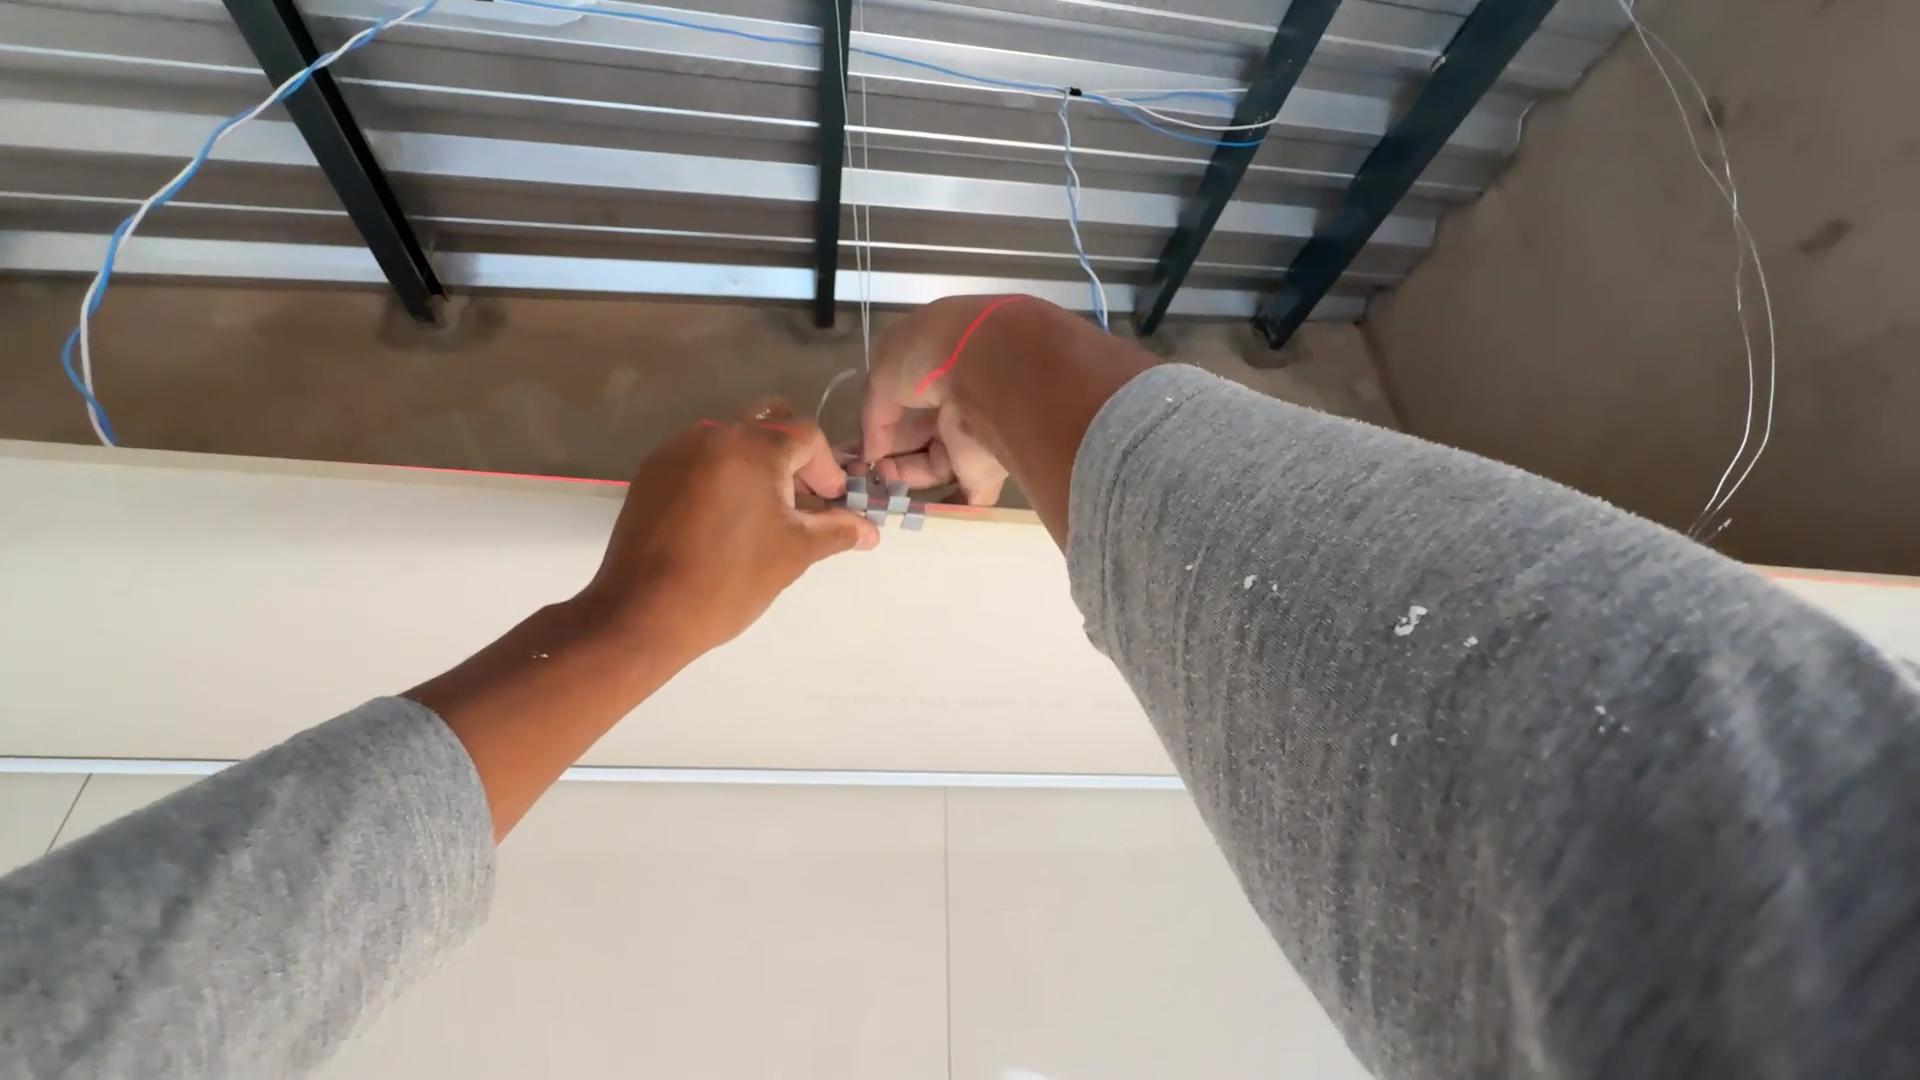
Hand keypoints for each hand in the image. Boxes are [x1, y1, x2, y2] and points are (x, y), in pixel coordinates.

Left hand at [577, 400, 879, 662]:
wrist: (644, 612)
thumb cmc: (731, 579)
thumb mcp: (795, 553)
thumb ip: (837, 531)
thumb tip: (870, 531)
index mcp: (753, 447)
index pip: (806, 436)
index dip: (827, 470)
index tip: (830, 506)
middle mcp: (713, 435)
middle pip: (767, 421)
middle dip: (793, 453)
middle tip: (801, 496)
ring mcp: (676, 451)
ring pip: (731, 439)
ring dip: (757, 464)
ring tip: (765, 513)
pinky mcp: (652, 473)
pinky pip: (700, 458)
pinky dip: (723, 476)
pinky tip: (726, 519)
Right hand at [861, 294, 1020, 505]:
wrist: (985, 369)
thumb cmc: (926, 358)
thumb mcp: (883, 373)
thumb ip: (873, 415)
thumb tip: (869, 451)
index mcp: (934, 366)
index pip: (903, 399)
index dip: (878, 422)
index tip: (856, 446)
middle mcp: (957, 398)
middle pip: (919, 434)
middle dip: (888, 453)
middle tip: (860, 471)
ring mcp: (975, 435)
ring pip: (937, 464)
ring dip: (906, 477)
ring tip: (877, 486)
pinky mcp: (988, 468)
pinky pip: (968, 496)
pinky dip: (949, 510)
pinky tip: (914, 517)